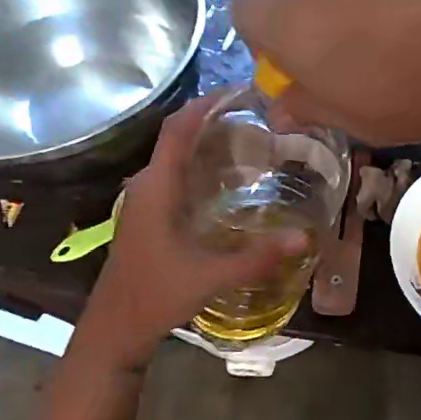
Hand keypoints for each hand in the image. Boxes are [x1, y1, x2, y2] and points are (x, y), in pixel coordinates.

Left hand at [76, 94, 305, 368]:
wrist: (115, 329)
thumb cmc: (154, 296)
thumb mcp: (210, 276)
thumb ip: (258, 256)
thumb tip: (305, 237)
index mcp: (156, 188)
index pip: (178, 129)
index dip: (206, 104)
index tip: (241, 90)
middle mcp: (149, 186)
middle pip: (181, 137)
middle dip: (218, 120)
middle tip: (263, 117)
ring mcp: (148, 201)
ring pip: (180, 157)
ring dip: (212, 143)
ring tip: (256, 140)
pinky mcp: (154, 215)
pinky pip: (181, 176)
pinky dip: (206, 166)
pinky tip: (236, 180)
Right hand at [235, 0, 420, 143]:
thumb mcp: (368, 122)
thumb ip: (316, 108)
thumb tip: (285, 102)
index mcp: (296, 20)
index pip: (246, 14)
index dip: (267, 47)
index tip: (304, 78)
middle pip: (301, 1)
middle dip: (319, 38)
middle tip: (363, 78)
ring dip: (363, 21)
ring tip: (414, 57)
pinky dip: (402, 4)